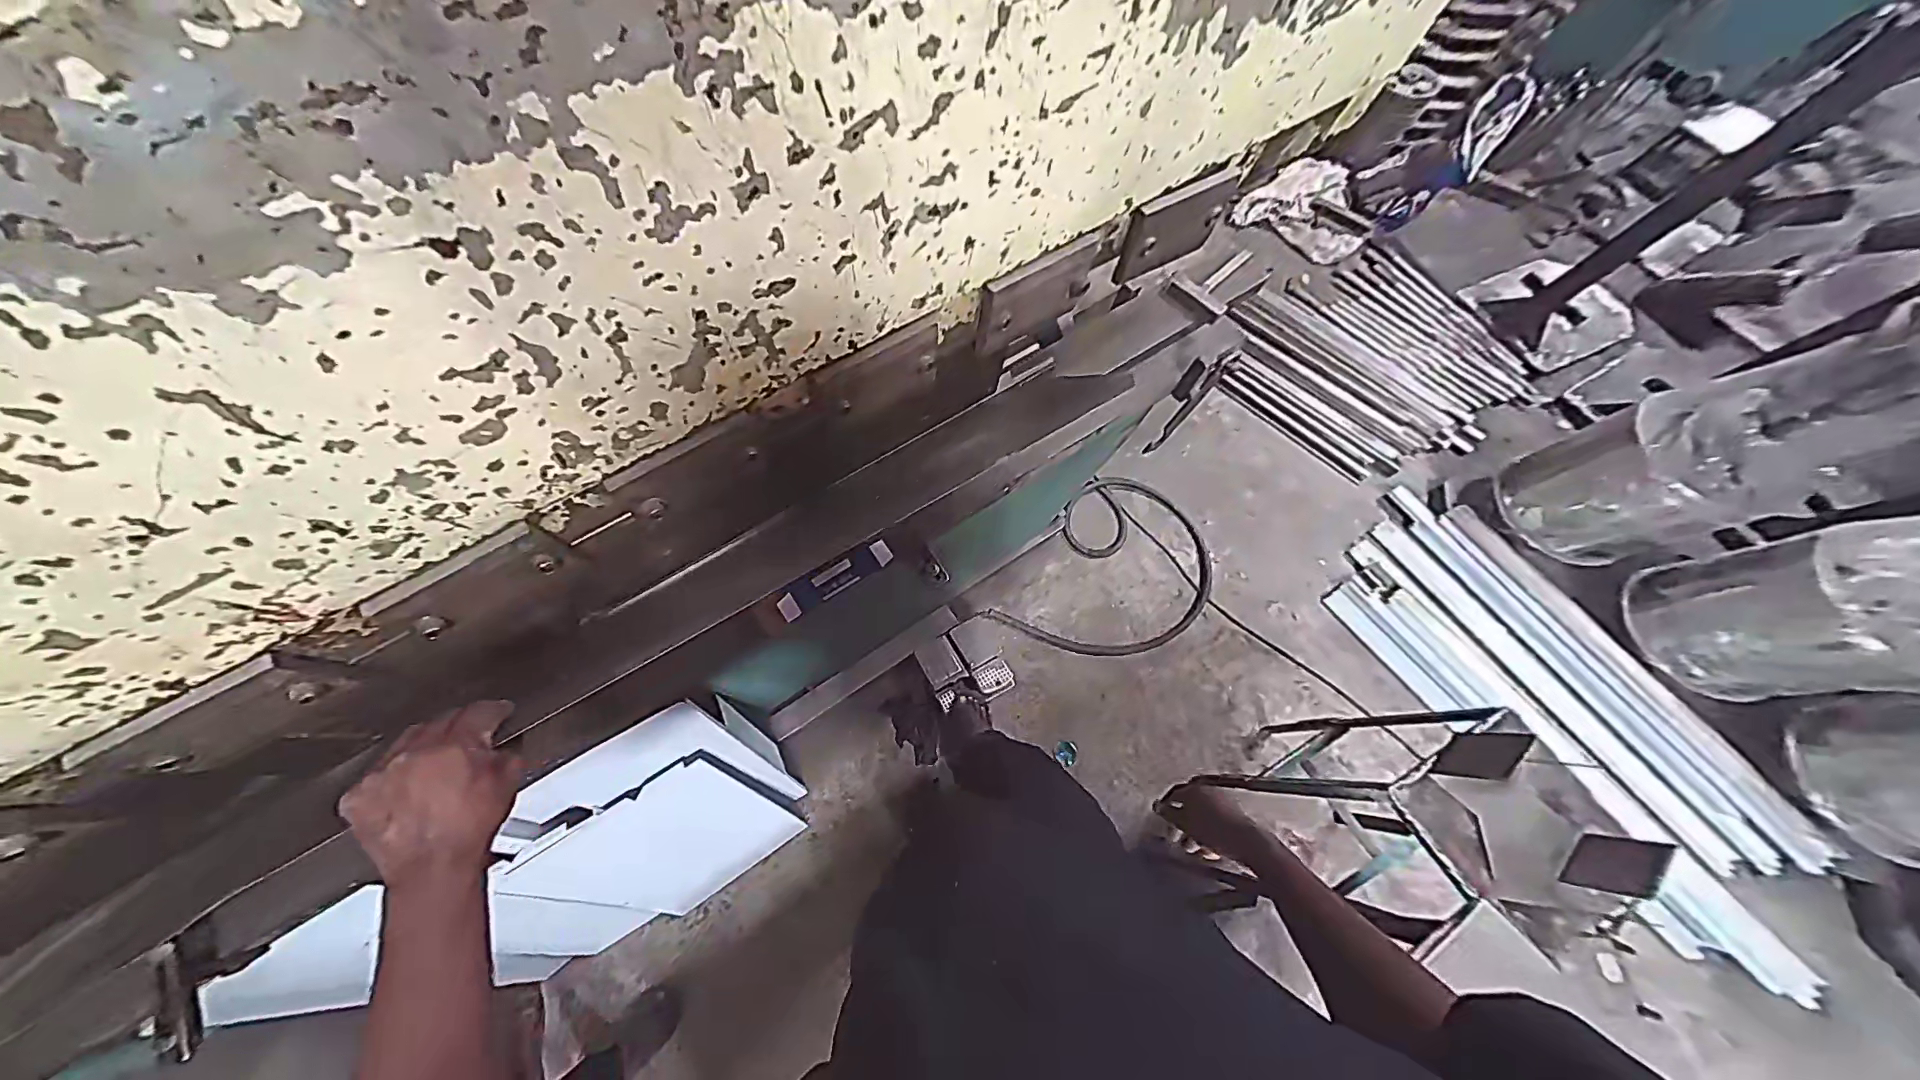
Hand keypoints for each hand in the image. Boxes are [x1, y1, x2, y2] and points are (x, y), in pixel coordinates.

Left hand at [339, 700, 521, 888]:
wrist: (434, 868)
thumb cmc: (469, 831)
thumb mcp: (508, 783)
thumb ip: (508, 754)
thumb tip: (504, 747)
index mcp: (456, 745)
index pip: (478, 712)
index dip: (493, 710)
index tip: (498, 712)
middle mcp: (416, 753)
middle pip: (439, 722)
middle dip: (458, 725)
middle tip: (470, 736)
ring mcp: (383, 773)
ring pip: (404, 743)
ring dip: (423, 747)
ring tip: (437, 764)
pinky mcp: (359, 796)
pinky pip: (377, 773)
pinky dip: (393, 776)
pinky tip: (406, 786)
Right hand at [1155, 782, 1276, 866]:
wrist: (1247, 842)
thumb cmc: (1213, 830)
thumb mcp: (1185, 823)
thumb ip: (1169, 814)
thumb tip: (1159, 807)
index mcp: (1194, 789)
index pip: (1173, 794)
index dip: (1165, 807)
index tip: (1161, 819)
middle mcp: (1208, 790)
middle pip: (1189, 805)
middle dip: (1181, 822)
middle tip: (1175, 836)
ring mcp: (1223, 802)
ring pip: (1203, 816)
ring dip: (1195, 831)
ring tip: (1192, 847)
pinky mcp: (1234, 815)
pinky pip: (1215, 822)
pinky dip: (1209, 833)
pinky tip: (1208, 849)